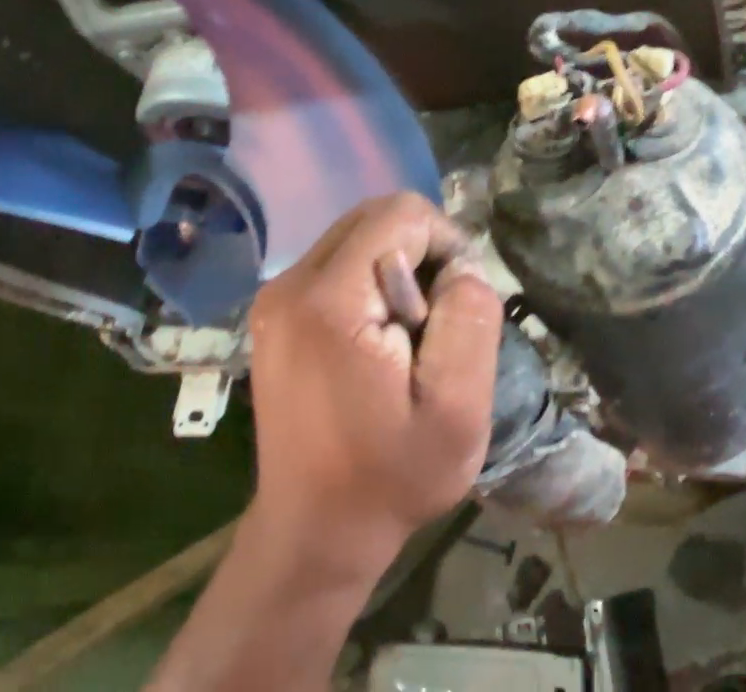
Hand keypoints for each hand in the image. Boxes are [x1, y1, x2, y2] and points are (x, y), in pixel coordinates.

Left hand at [245, 194, 502, 546]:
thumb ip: (471, 319)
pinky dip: (372, 285)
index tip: (459, 305)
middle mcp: (289, 285)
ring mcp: (274, 300)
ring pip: (357, 238)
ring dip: (398, 269)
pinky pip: (337, 266)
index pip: (400, 214)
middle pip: (374, 217)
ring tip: (411, 337)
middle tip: (437, 322)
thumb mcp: (458, 407)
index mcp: (329, 301)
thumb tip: (461, 267)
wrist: (315, 531)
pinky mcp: (275, 318)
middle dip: (422, 252)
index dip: (447, 242)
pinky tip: (381, 342)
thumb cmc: (392, 476)